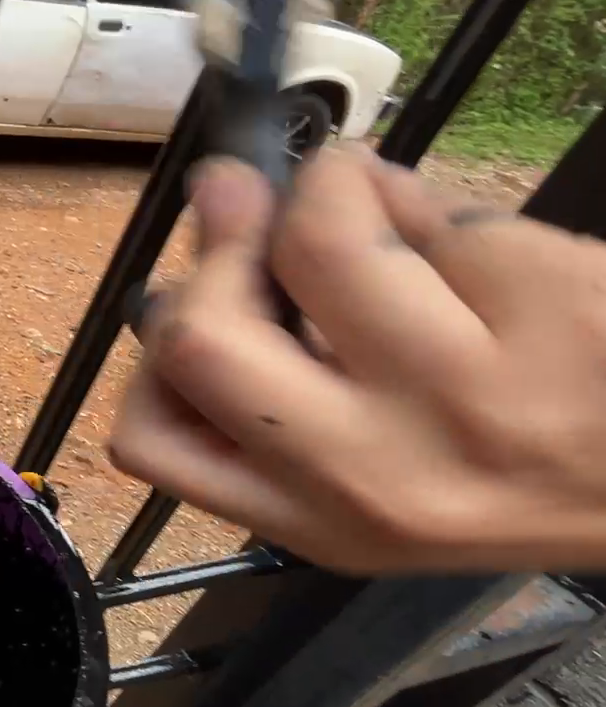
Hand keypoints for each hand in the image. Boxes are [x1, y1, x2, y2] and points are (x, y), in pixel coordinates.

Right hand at [109, 143, 605, 573]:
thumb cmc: (532, 467)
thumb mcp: (372, 463)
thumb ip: (266, 361)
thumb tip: (213, 194)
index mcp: (312, 515)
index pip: (145, 441)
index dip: (144, 365)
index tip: (193, 314)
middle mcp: (371, 476)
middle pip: (199, 338)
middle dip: (216, 254)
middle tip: (250, 207)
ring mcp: (473, 404)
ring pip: (318, 249)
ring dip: (329, 191)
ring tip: (366, 199)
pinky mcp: (569, 322)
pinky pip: (450, 223)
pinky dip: (445, 209)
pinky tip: (479, 247)